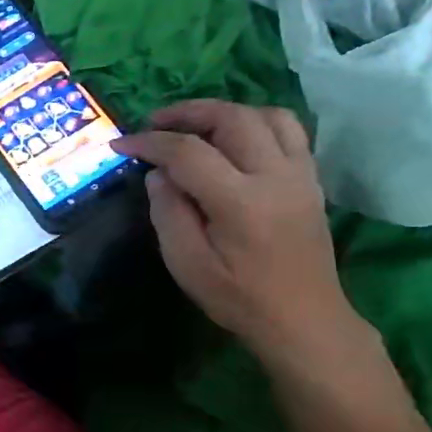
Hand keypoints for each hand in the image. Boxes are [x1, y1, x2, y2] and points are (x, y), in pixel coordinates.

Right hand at [111, 100, 367, 364]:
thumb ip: (168, 212)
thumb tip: (158, 174)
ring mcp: (300, 174)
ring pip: (266, 115)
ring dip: (225, 112)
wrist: (303, 320)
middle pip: (232, 117)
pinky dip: (255, 123)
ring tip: (195, 126)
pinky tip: (232, 141)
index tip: (121, 145)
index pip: (188, 152)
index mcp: (240, 202)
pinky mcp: (310, 179)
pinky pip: (288, 131)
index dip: (149, 142)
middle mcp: (275, 176)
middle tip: (154, 123)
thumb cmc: (238, 297)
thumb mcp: (186, 264)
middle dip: (187, 112)